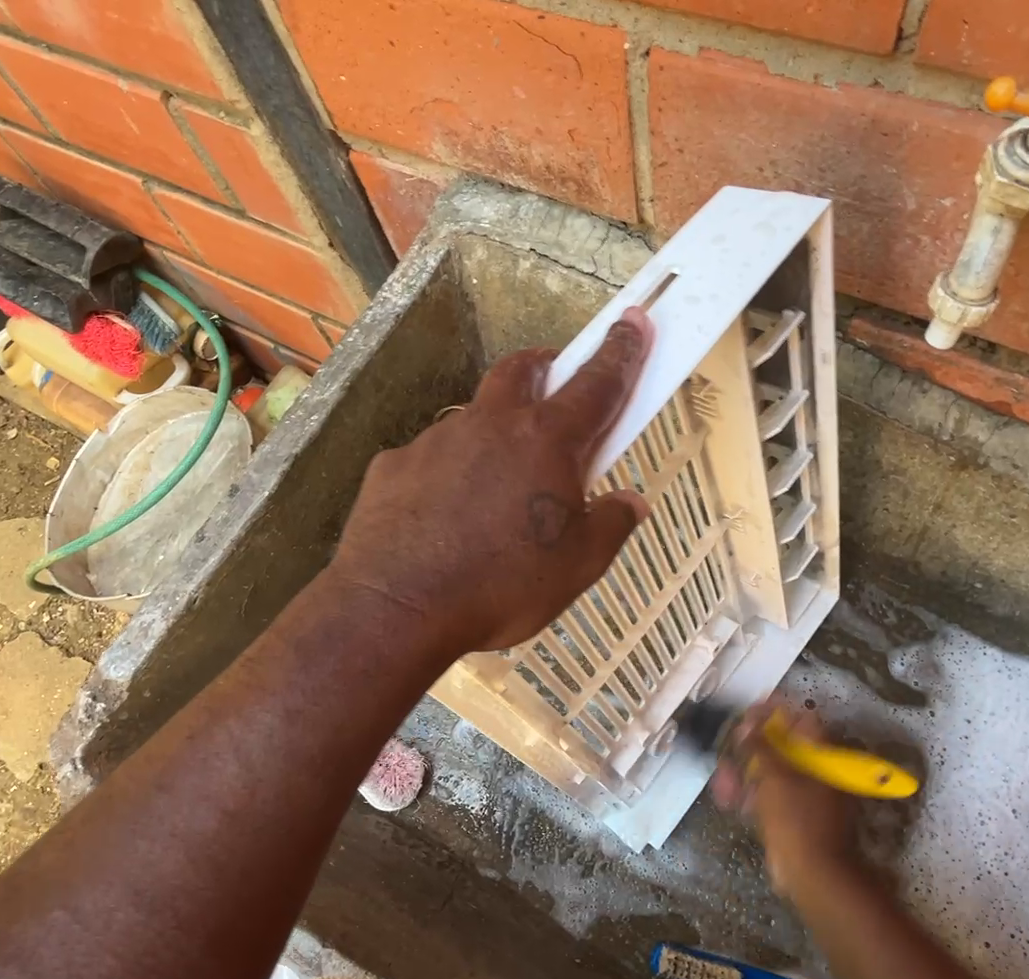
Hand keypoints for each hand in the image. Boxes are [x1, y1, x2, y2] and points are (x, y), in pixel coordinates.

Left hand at [327, 309, 653, 656]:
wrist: (396, 607)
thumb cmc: (502, 586)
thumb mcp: (578, 567)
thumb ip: (610, 526)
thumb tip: (632, 501)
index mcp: (546, 442)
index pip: (596, 383)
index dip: (621, 350)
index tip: (634, 320)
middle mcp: (491, 426)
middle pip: (522, 370)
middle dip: (546, 365)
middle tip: (556, 384)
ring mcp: (436, 441)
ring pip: (474, 419)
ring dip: (494, 433)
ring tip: (496, 488)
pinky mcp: (394, 466)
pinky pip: (430, 460)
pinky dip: (448, 476)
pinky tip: (444, 520)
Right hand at [710, 701, 859, 897]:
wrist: (812, 874)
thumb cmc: (798, 819)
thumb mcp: (775, 777)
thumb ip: (759, 746)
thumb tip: (748, 721)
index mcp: (821, 755)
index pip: (800, 719)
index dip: (775, 710)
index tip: (749, 708)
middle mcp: (815, 770)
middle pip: (781, 746)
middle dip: (750, 745)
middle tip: (727, 743)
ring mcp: (803, 795)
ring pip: (769, 773)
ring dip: (742, 771)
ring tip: (721, 778)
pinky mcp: (789, 816)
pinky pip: (766, 797)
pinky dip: (747, 794)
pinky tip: (726, 797)